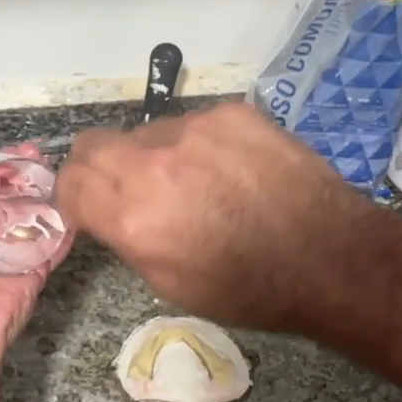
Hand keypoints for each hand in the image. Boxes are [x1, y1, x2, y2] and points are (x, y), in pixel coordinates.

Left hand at [0, 148, 68, 362]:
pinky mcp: (33, 270)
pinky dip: (65, 221)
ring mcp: (7, 254)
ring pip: (30, 213)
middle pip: (3, 197)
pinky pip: (52, 242)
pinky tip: (71, 194)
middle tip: (33, 151)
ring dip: (43, 188)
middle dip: (18, 172)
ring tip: (51, 165)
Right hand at [55, 102, 371, 328]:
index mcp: (133, 216)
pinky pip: (189, 123)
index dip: (70, 196)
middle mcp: (153, 164)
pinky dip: (193, 144)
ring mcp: (193, 130)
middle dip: (96, 167)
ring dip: (150, 155)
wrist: (331, 258)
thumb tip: (110, 211)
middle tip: (121, 188)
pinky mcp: (229, 113)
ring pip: (143, 132)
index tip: (85, 206)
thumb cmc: (246, 289)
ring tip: (189, 182)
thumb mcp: (168, 283)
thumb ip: (126, 237)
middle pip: (92, 144)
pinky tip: (225, 169)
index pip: (70, 183)